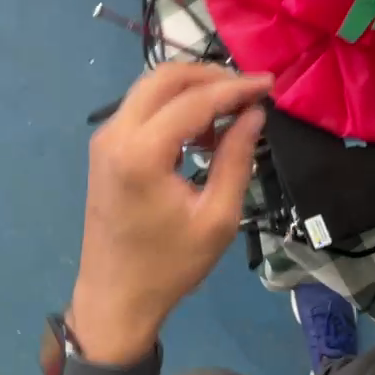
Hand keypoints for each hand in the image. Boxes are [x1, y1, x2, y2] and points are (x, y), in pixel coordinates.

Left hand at [70, 63, 270, 364]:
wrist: (114, 298)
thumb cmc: (169, 266)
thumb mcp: (217, 218)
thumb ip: (236, 159)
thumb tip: (254, 114)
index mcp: (141, 152)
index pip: (194, 99)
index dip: (236, 87)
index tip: (270, 84)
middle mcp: (115, 134)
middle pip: (165, 76)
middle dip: (211, 76)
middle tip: (248, 93)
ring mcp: (105, 138)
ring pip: (150, 87)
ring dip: (192, 90)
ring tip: (230, 116)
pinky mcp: (105, 148)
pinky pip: (141, 108)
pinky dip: (173, 107)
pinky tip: (201, 133)